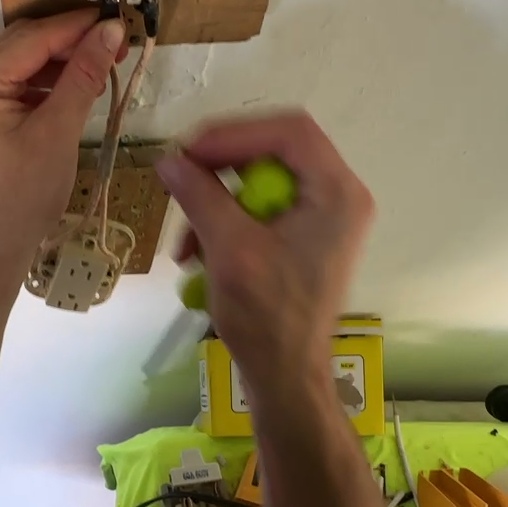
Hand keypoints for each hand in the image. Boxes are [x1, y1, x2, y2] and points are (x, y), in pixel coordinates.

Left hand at [0, 10, 126, 286]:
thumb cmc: (23, 198)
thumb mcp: (58, 133)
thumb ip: (83, 76)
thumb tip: (111, 32)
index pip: (29, 40)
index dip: (76, 28)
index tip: (116, 21)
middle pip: (20, 46)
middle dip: (67, 43)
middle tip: (113, 45)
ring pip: (17, 65)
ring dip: (57, 63)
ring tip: (100, 67)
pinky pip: (11, 88)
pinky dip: (42, 86)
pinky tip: (73, 89)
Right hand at [156, 111, 374, 384]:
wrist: (285, 375)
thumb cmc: (266, 316)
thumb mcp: (228, 249)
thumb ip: (200, 196)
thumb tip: (168, 161)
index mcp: (337, 193)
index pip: (288, 131)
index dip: (232, 134)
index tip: (187, 153)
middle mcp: (339, 197)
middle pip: (272, 155)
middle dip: (218, 173)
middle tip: (180, 186)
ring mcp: (324, 221)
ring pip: (259, 185)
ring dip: (214, 207)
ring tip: (185, 244)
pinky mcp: (305, 241)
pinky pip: (261, 214)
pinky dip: (226, 228)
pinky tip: (199, 256)